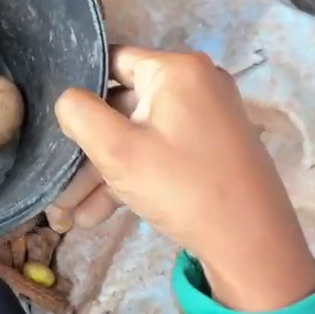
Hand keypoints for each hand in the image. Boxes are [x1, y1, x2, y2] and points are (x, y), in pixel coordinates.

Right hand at [51, 47, 314, 311]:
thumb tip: (68, 100)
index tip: (59, 124)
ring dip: (103, 171)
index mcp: (177, 69)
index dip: (81, 91)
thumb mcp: (117, 149)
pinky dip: (132, 176)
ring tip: (71, 213)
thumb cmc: (182, 188)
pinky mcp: (212, 148)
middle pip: (123, 106)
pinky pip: (160, 151)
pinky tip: (97, 215)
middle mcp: (197, 83)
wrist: (256, 251)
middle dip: (89, 148)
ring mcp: (208, 117)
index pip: (113, 62)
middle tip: (59, 184)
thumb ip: (78, 112)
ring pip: (138, 134)